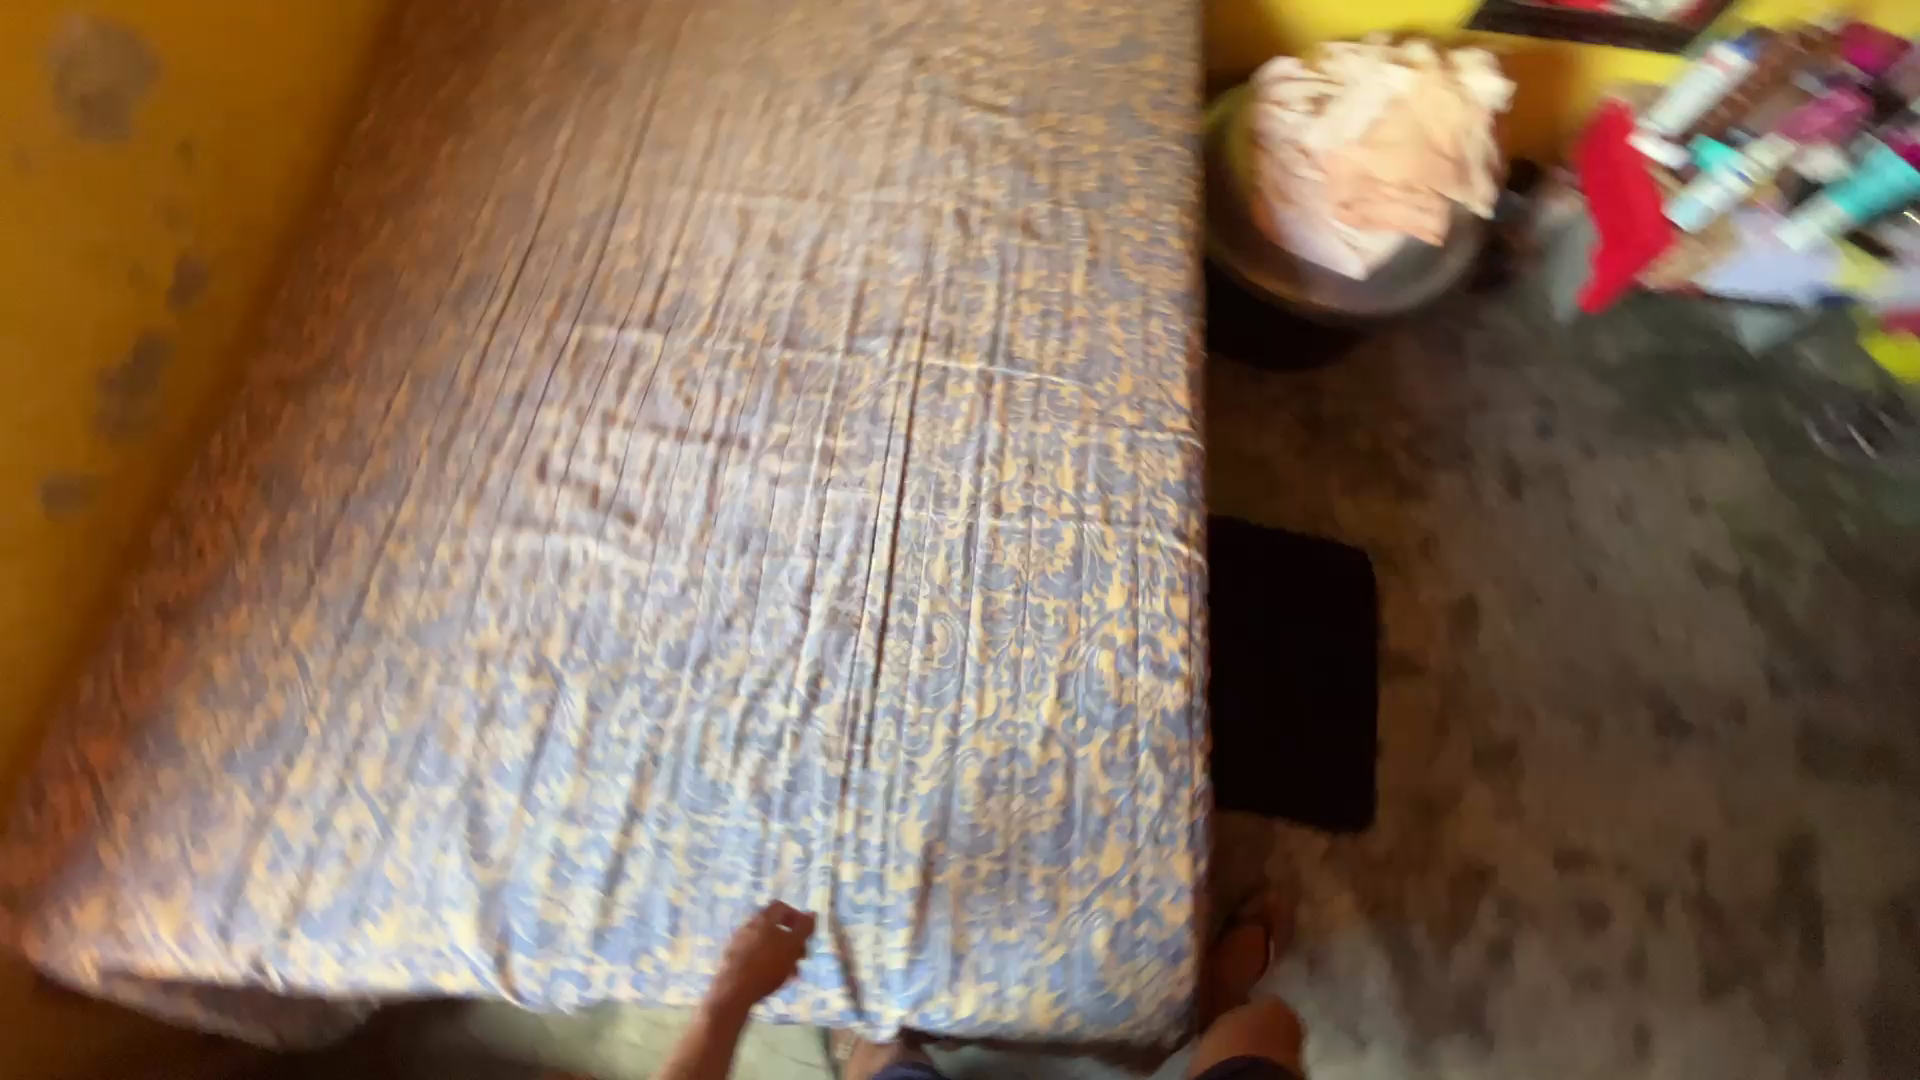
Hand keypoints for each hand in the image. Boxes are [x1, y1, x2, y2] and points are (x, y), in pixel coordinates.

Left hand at [706, 900, 815, 1016]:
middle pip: (773, 927)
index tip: (806, 934)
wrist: (731, 993)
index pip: (782, 907)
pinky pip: (753, 958)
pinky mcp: (729, 962)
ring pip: (764, 945)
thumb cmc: (767, 965)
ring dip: (780, 955)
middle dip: (790, 941)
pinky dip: (765, 965)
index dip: (796, 917)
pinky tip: (772, 981)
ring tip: (790, 974)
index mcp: (763, 918)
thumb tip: (812, 913)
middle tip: (801, 957)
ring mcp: (736, 944)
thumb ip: (804, 928)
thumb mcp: (793, 946)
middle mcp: (748, 926)